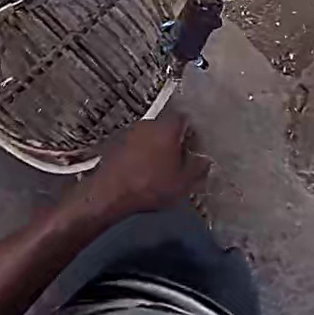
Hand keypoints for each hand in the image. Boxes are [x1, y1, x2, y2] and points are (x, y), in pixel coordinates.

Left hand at [70, 115, 209, 220]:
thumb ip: (198, 168)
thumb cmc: (150, 186)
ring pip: (147, 136)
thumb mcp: (182, 183)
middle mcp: (147, 124)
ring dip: (153, 148)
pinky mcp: (112, 145)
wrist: (108, 196)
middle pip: (165, 127)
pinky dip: (138, 155)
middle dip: (171, 140)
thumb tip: (205, 160)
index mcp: (167, 127)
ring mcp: (127, 133)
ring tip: (156, 169)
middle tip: (176, 160)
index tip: (193, 147)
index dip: (190, 132)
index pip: (183, 118)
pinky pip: (133, 146)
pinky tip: (139, 173)